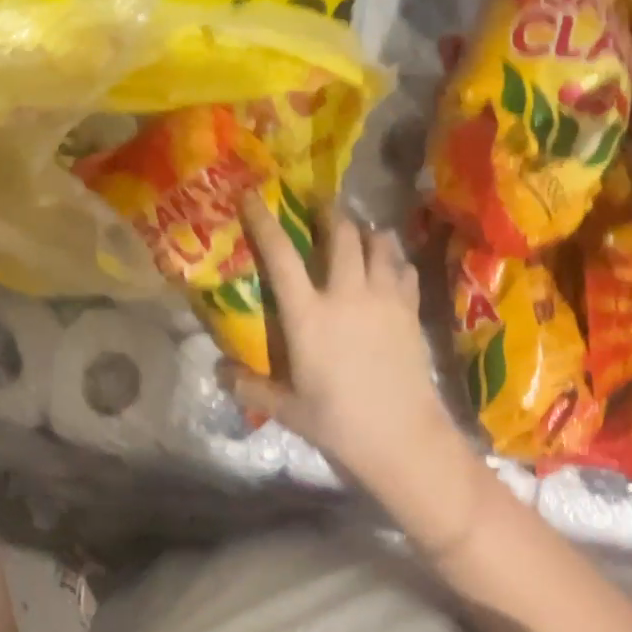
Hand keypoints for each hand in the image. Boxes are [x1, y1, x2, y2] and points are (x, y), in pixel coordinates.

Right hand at [226, 197, 464, 487]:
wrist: (401, 436)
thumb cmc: (338, 423)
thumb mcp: (286, 409)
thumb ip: (250, 386)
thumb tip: (219, 371)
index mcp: (309, 316)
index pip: (281, 256)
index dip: (264, 221)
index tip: (252, 195)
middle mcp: (348, 294)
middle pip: (341, 233)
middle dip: (328, 211)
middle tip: (318, 206)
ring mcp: (385, 298)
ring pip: (379, 242)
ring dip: (365, 230)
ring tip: (357, 232)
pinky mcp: (411, 311)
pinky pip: (403, 269)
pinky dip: (392, 259)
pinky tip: (388, 267)